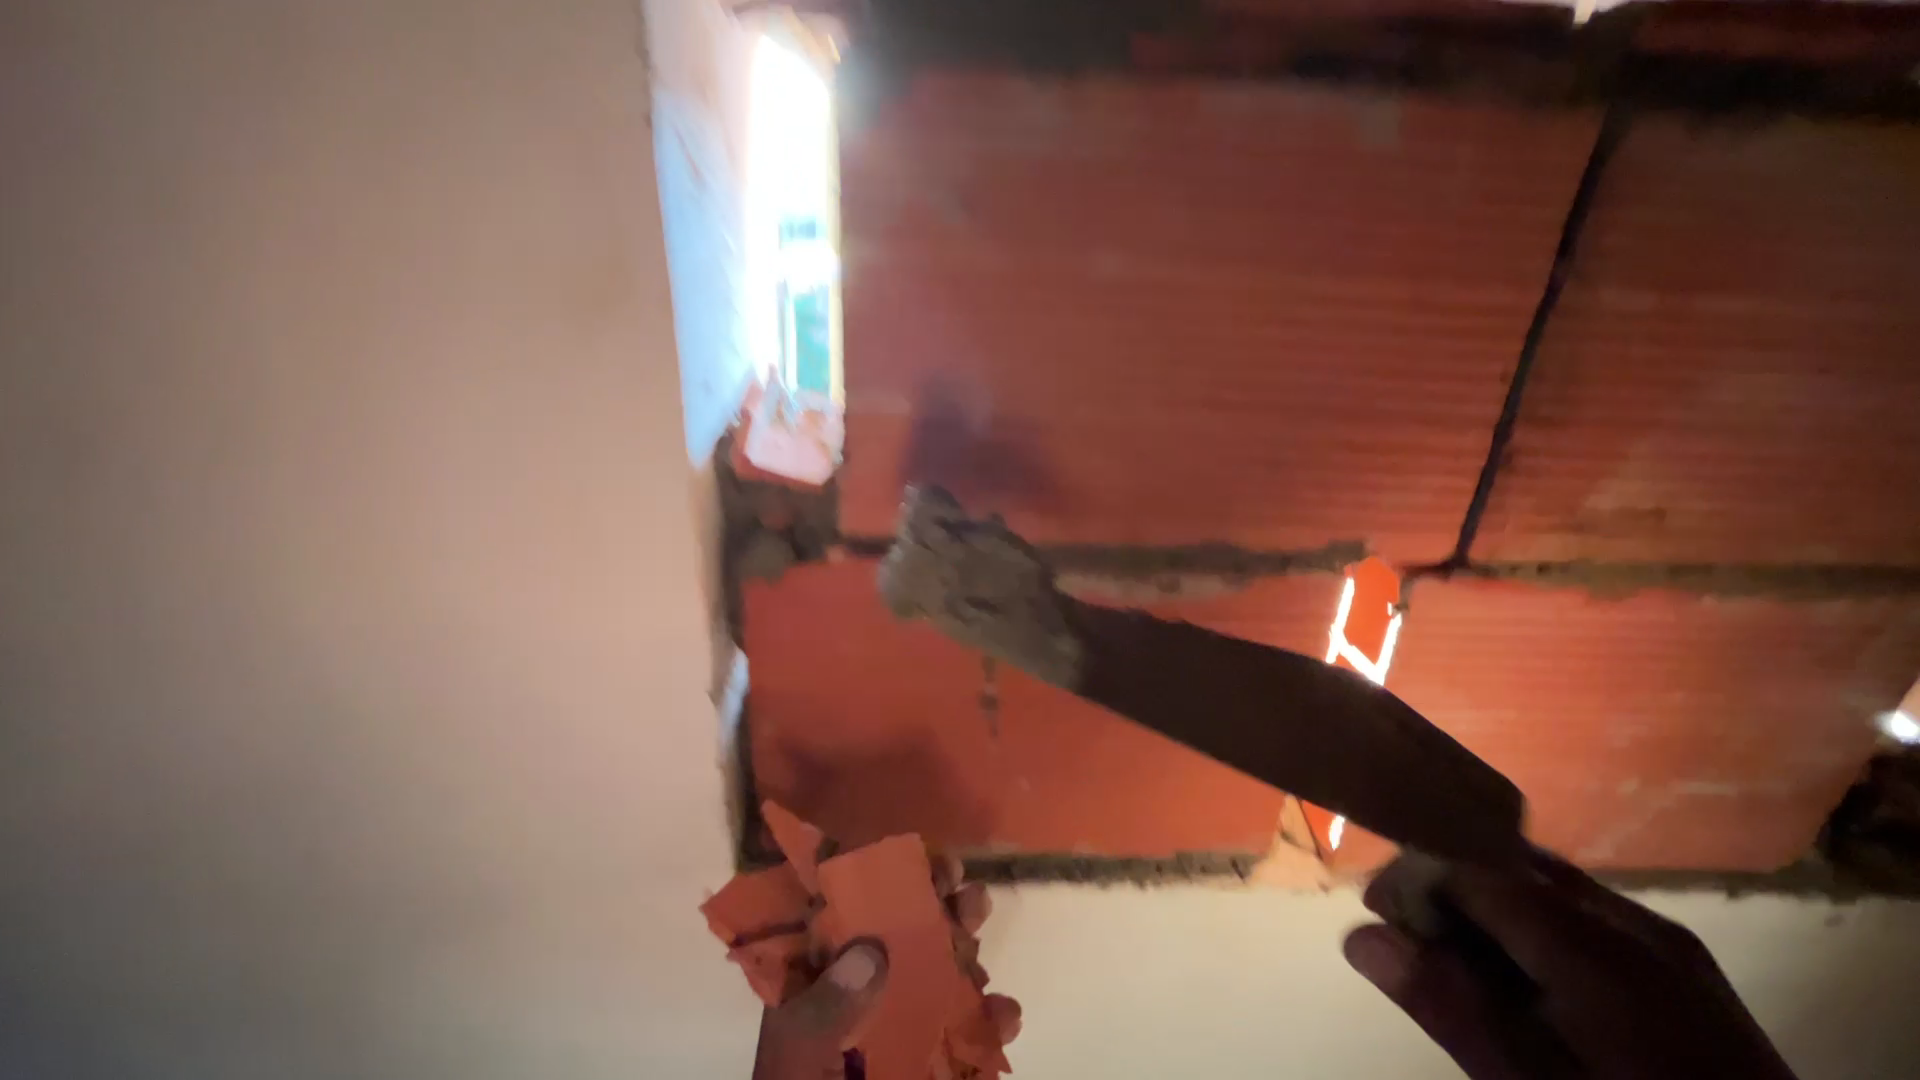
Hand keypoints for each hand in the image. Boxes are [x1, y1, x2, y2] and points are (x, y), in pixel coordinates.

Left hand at [754, 865, 1018, 1079]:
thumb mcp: (797, 1057)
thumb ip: (824, 1010)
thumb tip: (870, 949)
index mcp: (821, 988)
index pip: (844, 919)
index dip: (873, 881)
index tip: (905, 856)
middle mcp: (864, 999)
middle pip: (901, 936)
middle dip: (933, 901)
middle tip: (957, 878)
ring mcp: (902, 1029)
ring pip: (939, 973)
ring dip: (965, 944)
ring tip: (980, 915)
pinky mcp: (935, 1061)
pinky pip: (969, 1034)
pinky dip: (992, 1020)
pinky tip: (1005, 1013)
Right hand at [1343, 849, 1798, 1079]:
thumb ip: (1452, 1008)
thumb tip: (1360, 937)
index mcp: (1594, 947)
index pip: (1474, 867)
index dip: (1415, 878)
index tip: (1377, 911)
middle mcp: (1631, 923)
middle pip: (1513, 867)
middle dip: (1450, 888)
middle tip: (1410, 937)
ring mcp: (1667, 943)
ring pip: (1550, 887)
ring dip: (1491, 906)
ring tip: (1459, 958)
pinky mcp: (1684, 967)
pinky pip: (1586, 914)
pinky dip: (1535, 926)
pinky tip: (1525, 974)